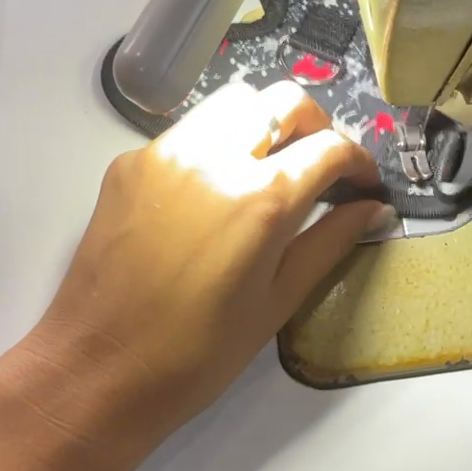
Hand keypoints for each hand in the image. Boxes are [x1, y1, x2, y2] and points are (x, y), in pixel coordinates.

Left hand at [0, 81, 387, 466]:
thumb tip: (374, 208)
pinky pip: (190, 131)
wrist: (98, 369)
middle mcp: (215, 157)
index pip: (330, 148)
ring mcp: (166, 153)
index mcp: (261, 199)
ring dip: (266, 124)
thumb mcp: (278, 301)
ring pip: (234, 104)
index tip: (364, 185)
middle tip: (321, 168)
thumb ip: (331, 242)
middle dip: (316, 127)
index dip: (359, 162)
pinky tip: (216, 191)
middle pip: (284, 101)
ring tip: (271, 169)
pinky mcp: (130, 162)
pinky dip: (218, 144)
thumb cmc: (199, 353)